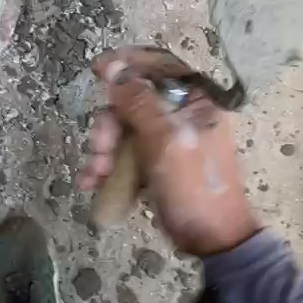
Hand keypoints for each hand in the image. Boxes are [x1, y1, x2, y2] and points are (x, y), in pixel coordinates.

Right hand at [76, 47, 259, 256]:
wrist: (211, 239)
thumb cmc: (195, 185)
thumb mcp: (166, 139)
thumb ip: (139, 102)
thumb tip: (114, 68)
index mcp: (195, 100)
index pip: (160, 65)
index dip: (127, 62)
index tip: (97, 69)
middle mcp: (180, 113)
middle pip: (132, 100)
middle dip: (109, 123)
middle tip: (99, 146)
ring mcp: (165, 139)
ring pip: (121, 127)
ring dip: (103, 148)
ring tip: (96, 173)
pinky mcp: (152, 162)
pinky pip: (122, 153)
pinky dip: (105, 166)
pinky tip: (91, 182)